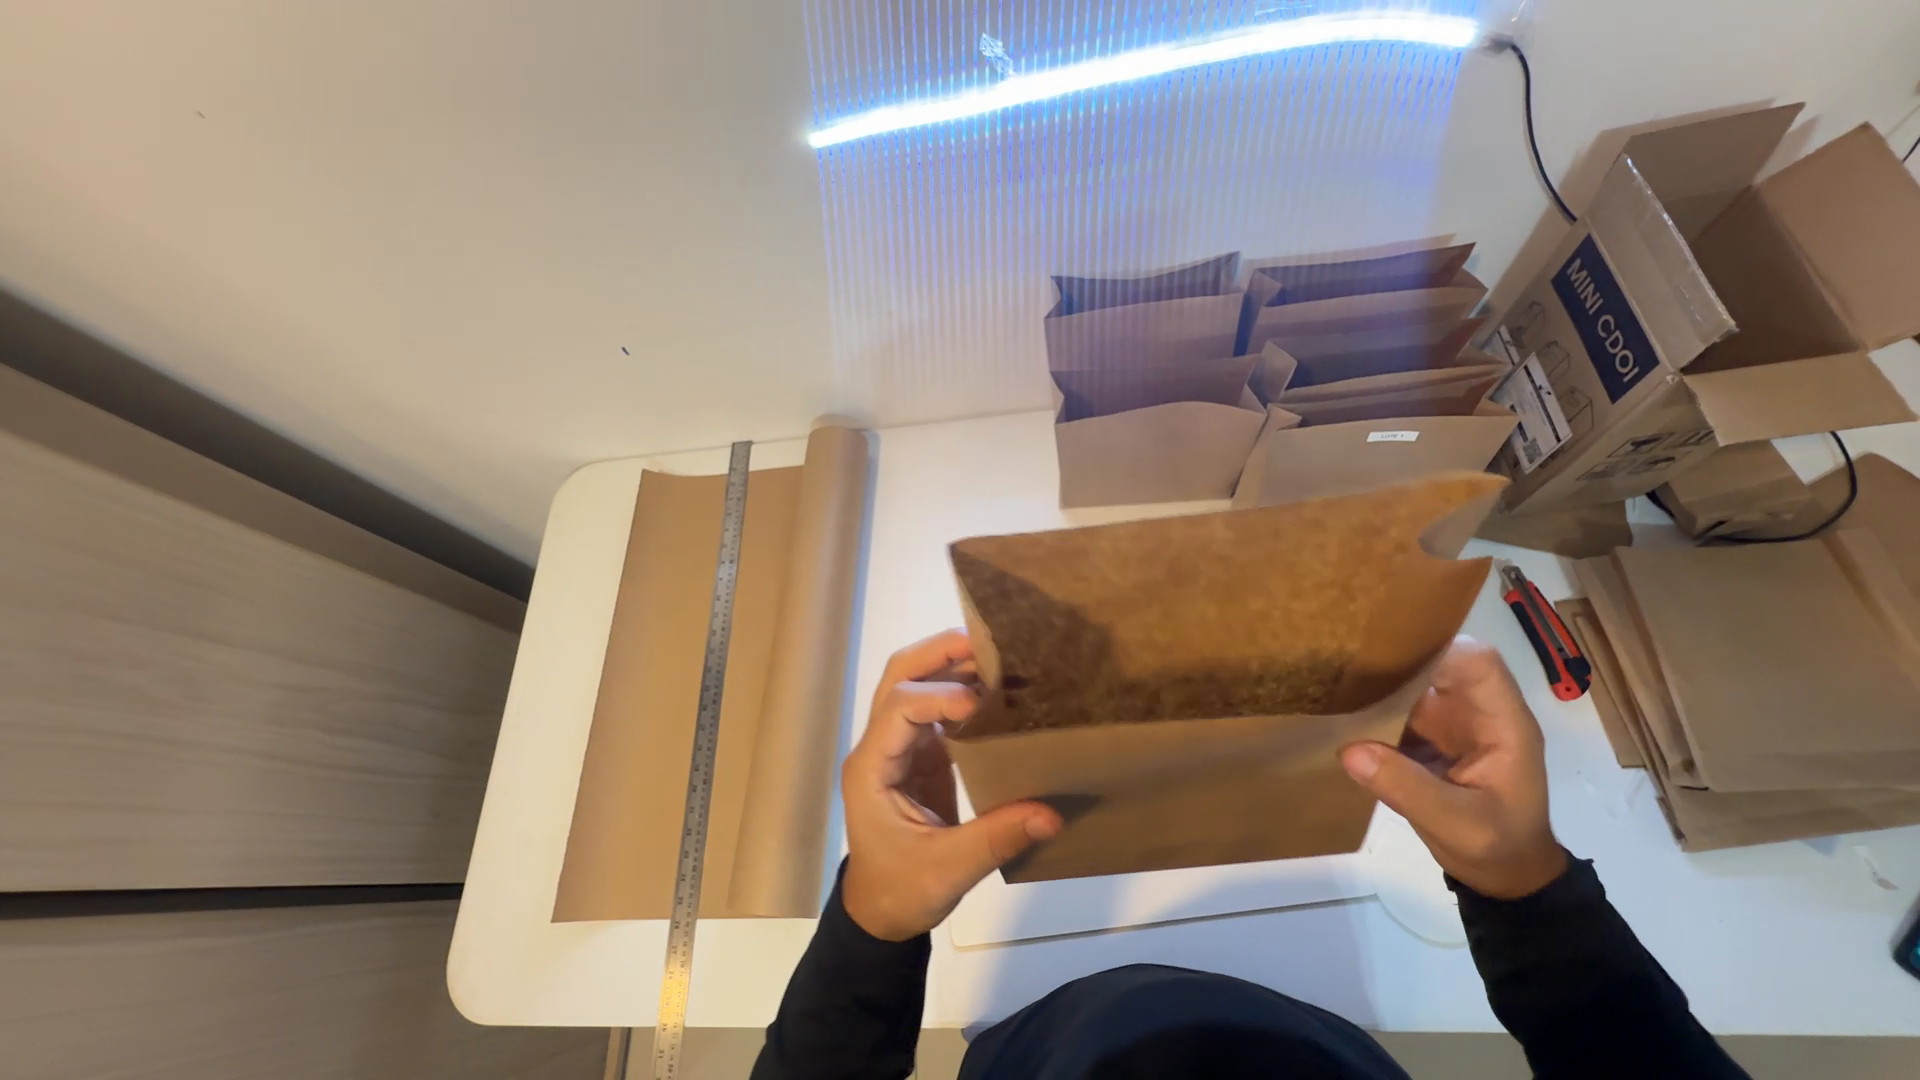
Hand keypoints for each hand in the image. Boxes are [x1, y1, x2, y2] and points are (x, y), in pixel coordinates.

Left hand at [840, 630, 1062, 940]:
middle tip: (988, 643)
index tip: (982, 705)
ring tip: (999, 657)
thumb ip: (996, 838)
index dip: (939, 696)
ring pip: (913, 683)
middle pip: (899, 676)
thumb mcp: (948, 870)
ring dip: (951, 665)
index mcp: (872, 768)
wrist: (881, 911)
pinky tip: (998, 691)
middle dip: (939, 654)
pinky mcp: (920, 754)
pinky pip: (936, 707)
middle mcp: (879, 746)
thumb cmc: (901, 889)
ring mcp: (898, 746)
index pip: (898, 708)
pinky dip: (962, 692)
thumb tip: (1051, 813)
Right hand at [1340, 638, 1568, 899]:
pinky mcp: (1425, 736)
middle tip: (1343, 657)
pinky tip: (1338, 705)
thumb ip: (1407, 788)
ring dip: (1376, 679)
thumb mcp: (1458, 826)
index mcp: (1502, 723)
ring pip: (1412, 681)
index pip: (1477, 663)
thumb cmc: (1498, 847)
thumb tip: (1349, 750)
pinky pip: (1396, 706)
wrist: (1506, 877)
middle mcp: (1476, 712)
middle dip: (1395, 657)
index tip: (1383, 653)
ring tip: (1331, 677)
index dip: (1436, 650)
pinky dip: (1369, 703)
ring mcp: (1450, 722)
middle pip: (1439, 662)